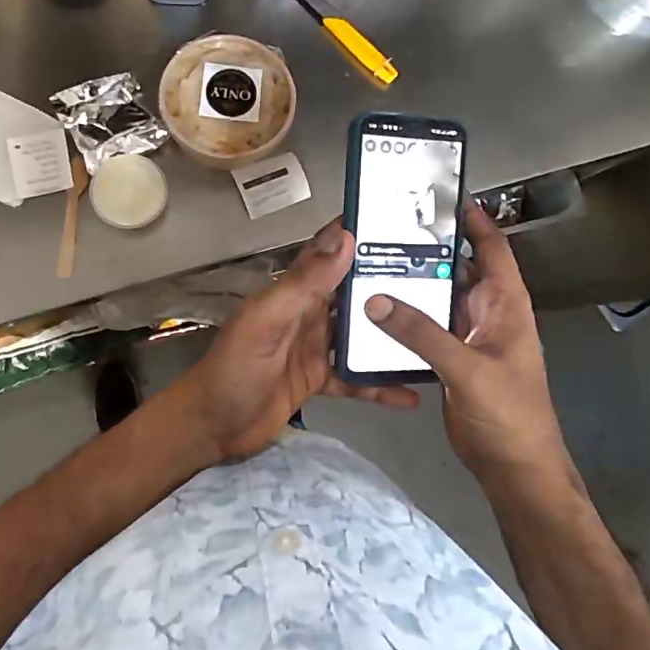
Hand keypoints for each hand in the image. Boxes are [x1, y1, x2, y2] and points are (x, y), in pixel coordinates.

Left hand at [172, 218, 419, 461]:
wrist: (213, 426)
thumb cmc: (235, 368)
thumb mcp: (267, 321)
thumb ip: (304, 283)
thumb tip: (344, 239)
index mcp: (293, 293)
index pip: (328, 253)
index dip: (356, 236)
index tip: (398, 223)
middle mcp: (308, 314)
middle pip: (353, 294)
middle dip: (388, 285)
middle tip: (437, 279)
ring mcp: (315, 347)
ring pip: (360, 335)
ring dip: (390, 335)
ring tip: (434, 333)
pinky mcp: (319, 379)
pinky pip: (356, 378)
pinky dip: (379, 385)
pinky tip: (410, 393)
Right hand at [363, 202, 568, 478]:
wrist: (512, 468)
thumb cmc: (508, 415)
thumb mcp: (467, 369)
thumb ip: (422, 334)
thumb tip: (376, 301)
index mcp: (505, 306)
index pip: (493, 251)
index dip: (475, 222)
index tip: (446, 198)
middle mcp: (487, 315)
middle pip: (458, 270)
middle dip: (430, 250)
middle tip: (390, 230)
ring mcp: (468, 338)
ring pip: (438, 299)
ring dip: (413, 284)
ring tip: (374, 263)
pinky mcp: (450, 359)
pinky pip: (426, 328)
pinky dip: (405, 317)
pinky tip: (377, 310)